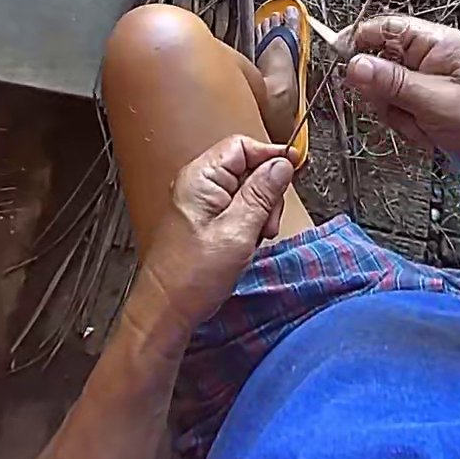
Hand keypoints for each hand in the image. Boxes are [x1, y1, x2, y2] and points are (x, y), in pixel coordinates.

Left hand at [137, 135, 296, 332]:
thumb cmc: (192, 276)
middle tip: (269, 222)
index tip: (294, 165)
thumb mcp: (238, 231)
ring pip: (245, 188)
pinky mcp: (204, 217)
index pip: (242, 146)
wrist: (165, 312)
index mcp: (201, 176)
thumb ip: (263, 194)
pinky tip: (248, 242)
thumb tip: (282, 164)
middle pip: (246, 166)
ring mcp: (200, 200)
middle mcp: (198, 182)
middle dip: (266, 191)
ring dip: (260, 210)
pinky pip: (236, 206)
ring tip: (257, 237)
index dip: (270, 154)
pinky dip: (249, 221)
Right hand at [339, 13, 459, 176]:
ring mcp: (425, 78)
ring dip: (397, 114)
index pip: (383, 29)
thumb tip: (355, 65)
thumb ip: (393, 84)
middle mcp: (428, 55)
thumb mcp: (437, 102)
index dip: (357, 42)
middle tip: (401, 111)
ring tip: (423, 126)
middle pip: (377, 63)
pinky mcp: (425, 99)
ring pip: (384, 90)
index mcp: (434, 43)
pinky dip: (406, 124)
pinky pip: (397, 108)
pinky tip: (427, 133)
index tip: (341, 62)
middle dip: (384, 94)